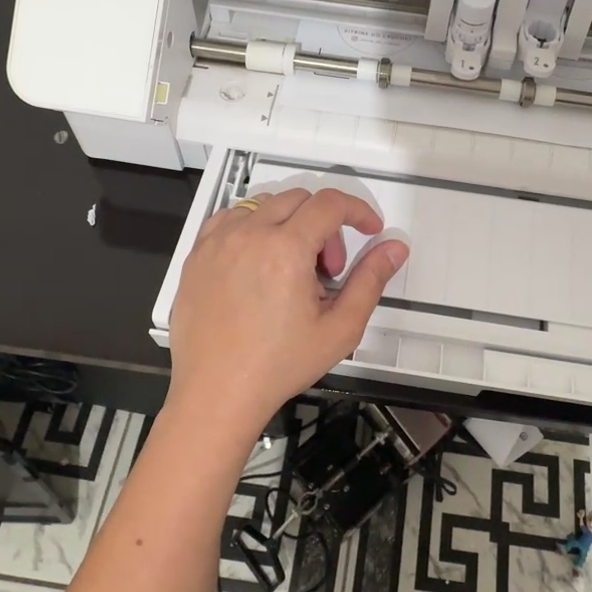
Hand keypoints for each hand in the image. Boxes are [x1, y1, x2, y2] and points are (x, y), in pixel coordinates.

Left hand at [168, 188, 408, 434]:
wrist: (217, 392)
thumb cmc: (278, 365)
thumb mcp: (339, 329)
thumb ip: (370, 281)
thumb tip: (394, 248)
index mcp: (285, 249)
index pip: (330, 204)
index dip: (357, 210)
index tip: (369, 229)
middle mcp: (249, 234)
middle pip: (299, 199)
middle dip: (324, 225)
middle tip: (327, 270)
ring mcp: (218, 241)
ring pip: (264, 204)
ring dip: (289, 223)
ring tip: (292, 269)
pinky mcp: (197, 253)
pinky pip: (230, 218)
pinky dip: (253, 227)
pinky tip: (260, 261)